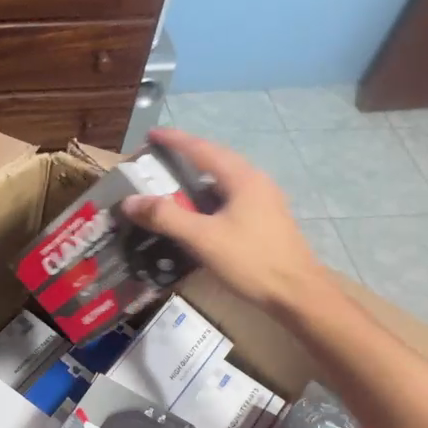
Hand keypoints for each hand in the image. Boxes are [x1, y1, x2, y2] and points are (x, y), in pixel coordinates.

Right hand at [122, 128, 328, 310]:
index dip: (175, 140)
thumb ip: (165, 216)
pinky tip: (197, 213)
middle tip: (158, 159)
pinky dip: (208, 198)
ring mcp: (264, 201)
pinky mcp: (265, 220)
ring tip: (172, 185)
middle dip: (186, 156)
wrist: (297, 294)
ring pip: (224, 180)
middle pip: (215, 160)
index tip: (151, 134)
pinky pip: (230, 197)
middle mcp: (255, 182)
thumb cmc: (251, 260)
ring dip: (197, 179)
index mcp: (242, 178)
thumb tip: (130, 201)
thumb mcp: (202, 238)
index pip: (201, 149)